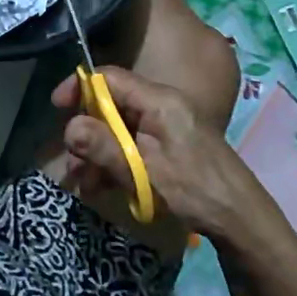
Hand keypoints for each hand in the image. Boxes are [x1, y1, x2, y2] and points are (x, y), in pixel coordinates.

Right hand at [50, 66, 268, 241]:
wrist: (239, 217)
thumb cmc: (193, 189)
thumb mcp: (143, 171)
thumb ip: (106, 147)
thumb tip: (69, 127)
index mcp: (159, 100)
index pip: (111, 78)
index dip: (81, 88)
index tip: (57, 107)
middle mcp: (163, 105)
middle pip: (113, 105)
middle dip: (88, 132)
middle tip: (73, 163)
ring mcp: (167, 126)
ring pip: (121, 128)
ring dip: (99, 152)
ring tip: (85, 183)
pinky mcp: (170, 146)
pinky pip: (135, 144)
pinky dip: (117, 161)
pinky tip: (104, 186)